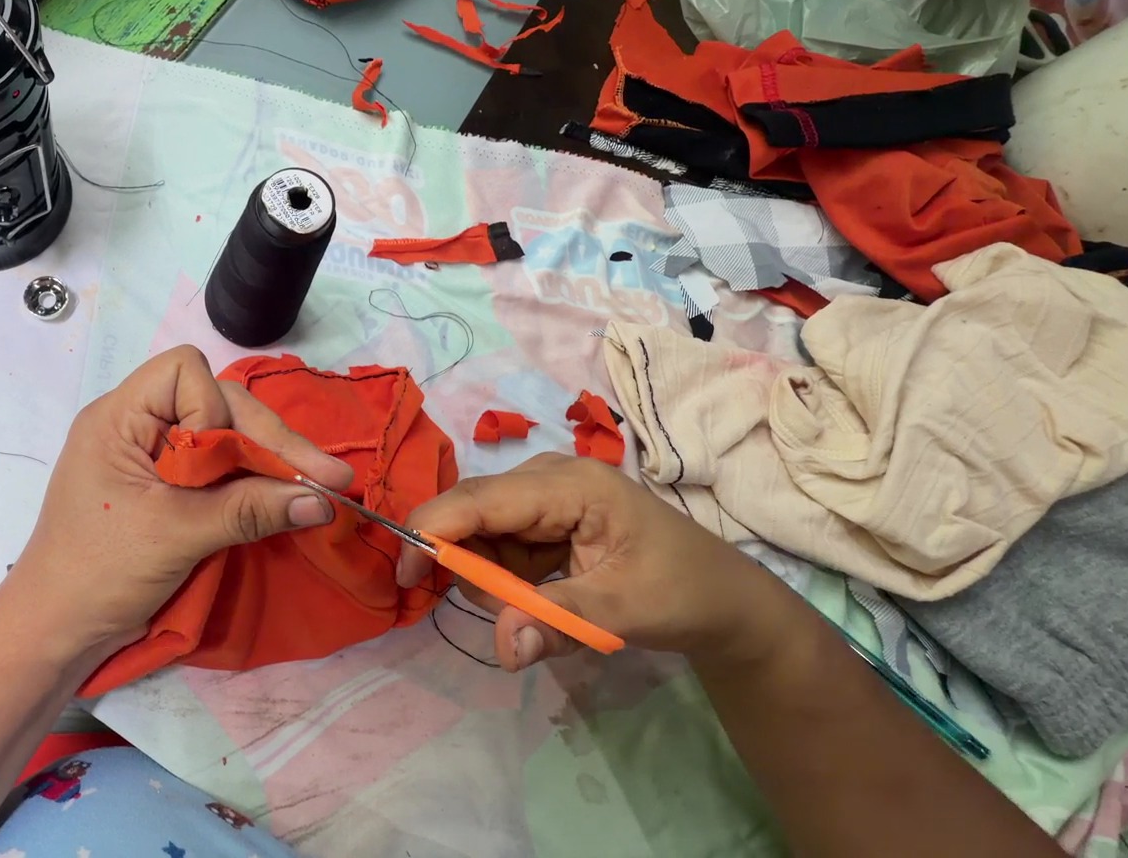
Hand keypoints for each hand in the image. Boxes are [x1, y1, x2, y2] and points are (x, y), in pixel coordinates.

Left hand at [3, 345, 354, 664]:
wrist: (59, 632)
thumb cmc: (100, 573)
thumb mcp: (176, 536)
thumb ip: (248, 511)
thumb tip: (322, 500)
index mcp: (119, 417)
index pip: (183, 371)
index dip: (212, 407)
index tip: (219, 462)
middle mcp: (137, 425)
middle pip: (218, 403)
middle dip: (269, 439)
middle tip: (329, 478)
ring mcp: (154, 457)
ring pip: (226, 438)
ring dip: (270, 462)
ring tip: (323, 490)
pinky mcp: (168, 488)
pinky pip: (218, 469)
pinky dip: (253, 483)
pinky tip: (288, 500)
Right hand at [396, 453, 798, 671]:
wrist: (725, 598)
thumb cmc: (684, 592)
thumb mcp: (626, 612)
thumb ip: (560, 624)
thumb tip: (503, 649)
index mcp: (568, 485)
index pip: (477, 499)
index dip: (431, 531)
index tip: (402, 576)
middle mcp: (545, 478)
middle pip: (469, 515)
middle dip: (471, 567)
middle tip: (511, 614)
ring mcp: (541, 496)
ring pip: (478, 534)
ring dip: (491, 578)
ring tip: (542, 609)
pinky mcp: (540, 517)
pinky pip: (496, 545)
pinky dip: (505, 579)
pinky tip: (542, 596)